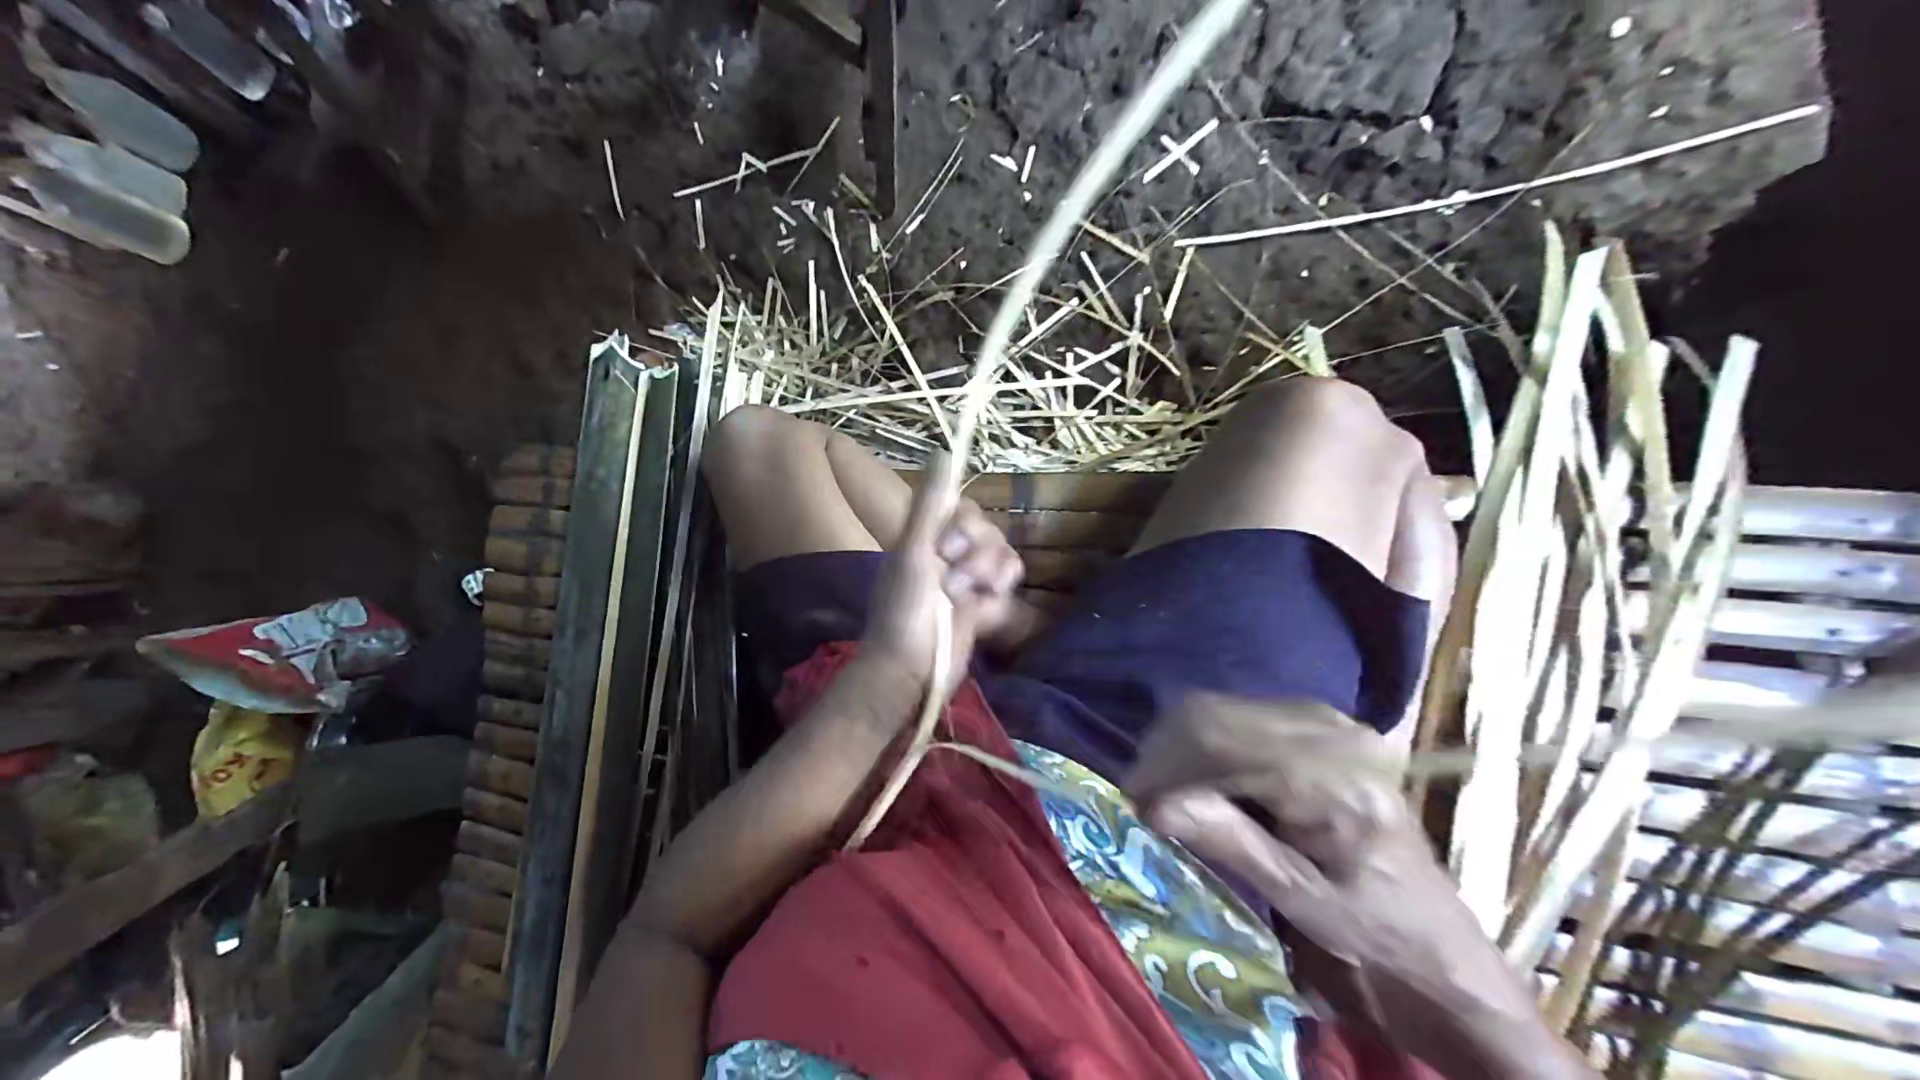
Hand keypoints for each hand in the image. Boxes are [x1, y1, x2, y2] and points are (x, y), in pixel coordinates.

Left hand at [864, 453, 1024, 696]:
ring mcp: (967, 581)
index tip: (949, 549)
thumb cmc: (904, 613)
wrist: (911, 674)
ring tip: (970, 600)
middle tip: (956, 584)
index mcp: (926, 537)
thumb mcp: (913, 554)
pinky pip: (1007, 589)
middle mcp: (947, 554)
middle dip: (980, 557)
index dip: (967, 527)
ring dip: (992, 577)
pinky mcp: (983, 607)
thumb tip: (943, 451)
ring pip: (1004, 558)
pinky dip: (998, 602)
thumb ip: (929, 506)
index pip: (965, 509)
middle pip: (990, 532)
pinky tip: (983, 616)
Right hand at [1125, 695, 1596, 1079]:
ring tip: (1164, 793)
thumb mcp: (1300, 898)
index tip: (1134, 803)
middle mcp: (1331, 730)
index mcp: (1335, 773)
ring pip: (1216, 710)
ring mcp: (1323, 721)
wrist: (1435, 947)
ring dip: (1179, 748)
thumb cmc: (1375, 934)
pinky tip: (1198, 782)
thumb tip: (1153, 805)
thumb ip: (1229, 842)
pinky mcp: (1313, 726)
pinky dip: (1202, 746)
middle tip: (1142, 799)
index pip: (1219, 741)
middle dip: (1165, 753)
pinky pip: (1234, 717)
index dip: (1165, 766)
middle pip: (1212, 714)